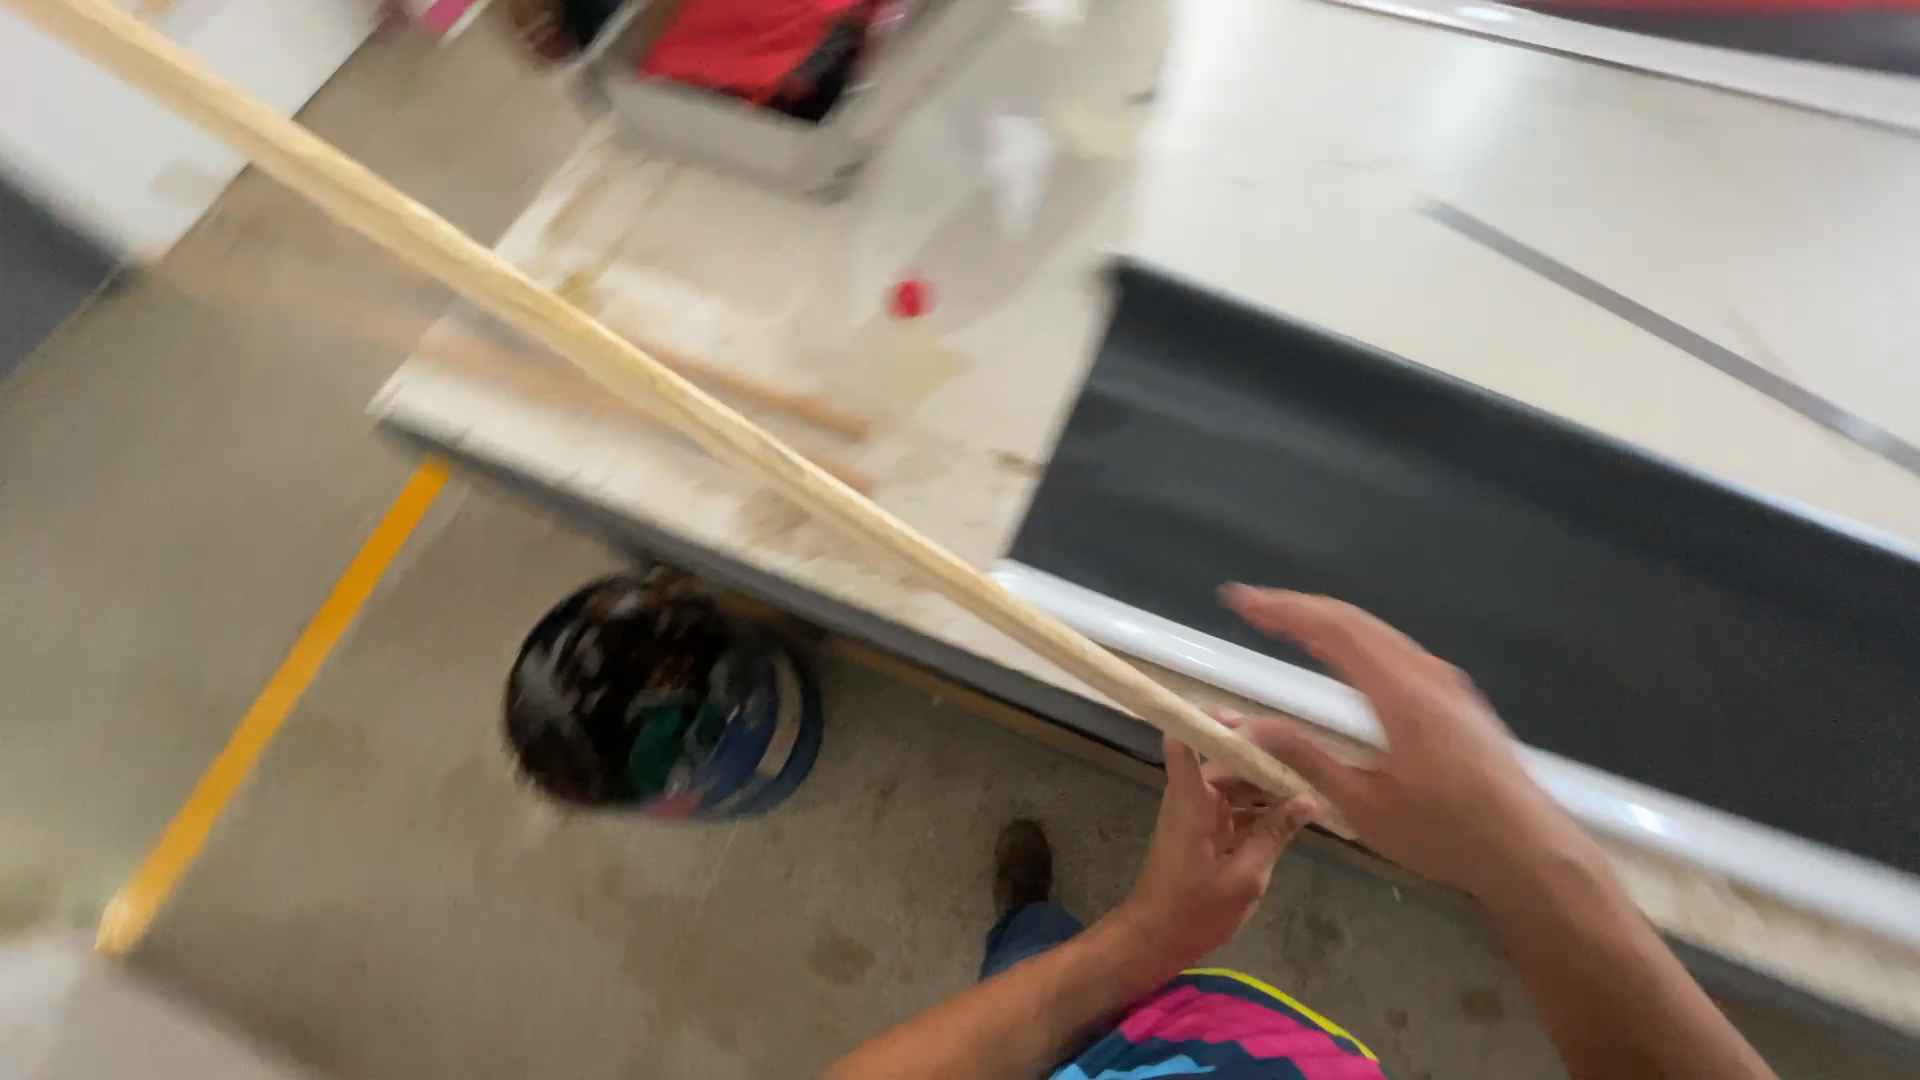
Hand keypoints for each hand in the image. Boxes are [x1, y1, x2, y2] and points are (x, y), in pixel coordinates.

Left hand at [1114, 734, 1316, 971]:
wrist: (1158, 937)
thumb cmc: (1195, 908)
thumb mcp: (1246, 876)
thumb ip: (1275, 834)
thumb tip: (1308, 800)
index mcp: (1191, 799)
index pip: (1183, 744)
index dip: (1205, 723)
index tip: (1240, 716)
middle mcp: (1191, 796)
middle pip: (1226, 763)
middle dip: (1264, 759)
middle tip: (1311, 758)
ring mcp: (1198, 811)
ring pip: (1235, 784)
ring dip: (1267, 785)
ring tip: (1314, 784)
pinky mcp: (1205, 829)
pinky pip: (1235, 806)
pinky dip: (1260, 808)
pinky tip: (1295, 814)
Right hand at [1217, 585, 1603, 907]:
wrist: (1536, 857)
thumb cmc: (1448, 836)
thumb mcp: (1365, 806)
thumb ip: (1306, 759)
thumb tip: (1251, 727)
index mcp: (1400, 694)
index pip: (1331, 631)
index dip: (1281, 610)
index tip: (1240, 602)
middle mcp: (1423, 675)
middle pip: (1351, 620)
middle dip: (1294, 606)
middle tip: (1249, 605)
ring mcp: (1442, 681)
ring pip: (1372, 629)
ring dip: (1321, 618)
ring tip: (1279, 619)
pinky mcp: (1451, 694)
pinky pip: (1389, 645)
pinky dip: (1348, 635)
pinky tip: (1332, 647)